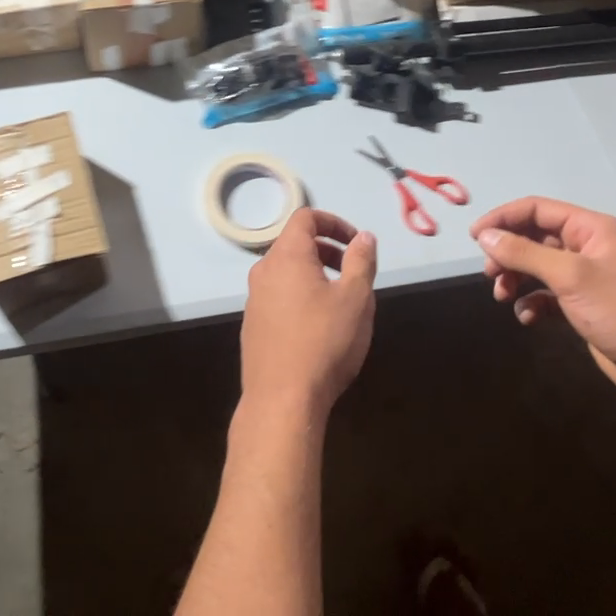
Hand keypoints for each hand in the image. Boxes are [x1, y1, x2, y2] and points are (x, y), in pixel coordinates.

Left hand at [241, 209, 378, 419]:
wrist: (282, 399)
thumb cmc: (324, 342)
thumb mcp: (356, 299)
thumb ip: (361, 261)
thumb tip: (363, 237)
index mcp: (286, 256)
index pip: (304, 218)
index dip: (333, 222)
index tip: (356, 242)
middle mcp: (263, 271)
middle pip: (294, 244)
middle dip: (326, 250)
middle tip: (353, 272)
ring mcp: (254, 299)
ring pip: (286, 272)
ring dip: (314, 274)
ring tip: (340, 302)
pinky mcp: (252, 325)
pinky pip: (278, 296)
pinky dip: (299, 296)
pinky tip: (318, 327)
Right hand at [471, 197, 615, 407]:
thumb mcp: (570, 277)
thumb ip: (524, 253)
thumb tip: (485, 236)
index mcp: (591, 229)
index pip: (536, 209)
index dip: (502, 218)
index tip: (474, 238)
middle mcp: (586, 247)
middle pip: (533, 237)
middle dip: (508, 253)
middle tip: (489, 273)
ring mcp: (585, 277)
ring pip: (535, 266)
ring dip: (515, 278)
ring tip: (503, 297)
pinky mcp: (582, 306)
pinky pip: (545, 294)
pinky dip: (531, 302)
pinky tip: (528, 317)